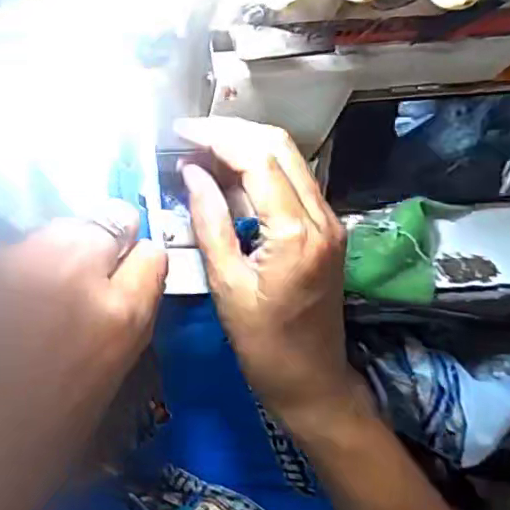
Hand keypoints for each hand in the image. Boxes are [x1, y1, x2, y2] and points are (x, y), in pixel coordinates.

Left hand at [0, 204, 167, 509]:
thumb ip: (122, 320)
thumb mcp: (110, 378)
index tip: (127, 269)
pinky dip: (9, 270)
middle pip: (105, 222)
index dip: (138, 263)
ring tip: (37, 287)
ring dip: (55, 251)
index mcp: (120, 315)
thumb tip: (121, 285)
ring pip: (54, 229)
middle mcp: (73, 272)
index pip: (152, 255)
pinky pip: (7, 253)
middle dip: (100, 243)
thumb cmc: (50, 436)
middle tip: (82, 270)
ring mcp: (18, 262)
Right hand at [175, 117, 369, 432]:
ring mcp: (328, 221)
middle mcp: (322, 217)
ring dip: (244, 145)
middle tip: (188, 134)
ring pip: (288, 158)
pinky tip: (224, 174)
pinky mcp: (323, 229)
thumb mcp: (225, 283)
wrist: (312, 380)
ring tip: (199, 149)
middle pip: (280, 146)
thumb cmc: (264, 343)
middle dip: (232, 130)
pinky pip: (290, 180)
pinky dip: (256, 167)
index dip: (217, 137)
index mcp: (296, 233)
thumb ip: (209, 221)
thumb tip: (191, 173)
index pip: (258, 160)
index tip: (180, 132)